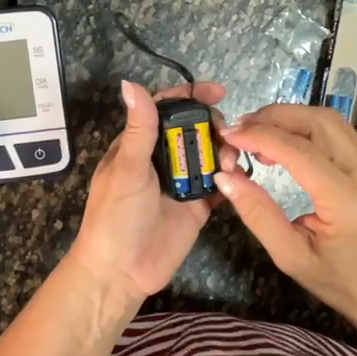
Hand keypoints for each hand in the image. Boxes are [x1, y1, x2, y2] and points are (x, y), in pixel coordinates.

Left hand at [66, 80, 234, 309]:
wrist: (120, 272)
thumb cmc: (115, 216)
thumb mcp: (127, 169)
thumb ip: (138, 128)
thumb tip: (130, 83)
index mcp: (139, 145)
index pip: (166, 109)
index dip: (190, 96)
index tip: (217, 91)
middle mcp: (162, 159)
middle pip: (194, 129)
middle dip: (214, 125)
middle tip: (227, 134)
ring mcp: (181, 182)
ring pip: (210, 155)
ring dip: (225, 152)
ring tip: (231, 162)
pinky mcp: (198, 206)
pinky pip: (221, 186)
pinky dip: (233, 179)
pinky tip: (241, 178)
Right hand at [214, 104, 356, 325]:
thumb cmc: (332, 278)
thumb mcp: (287, 254)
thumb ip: (257, 212)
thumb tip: (225, 175)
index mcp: (348, 204)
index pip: (301, 153)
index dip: (261, 137)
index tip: (229, 135)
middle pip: (319, 123)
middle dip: (275, 117)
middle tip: (240, 128)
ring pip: (328, 120)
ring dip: (289, 117)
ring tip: (256, 131)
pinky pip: (335, 131)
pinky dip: (303, 126)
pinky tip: (280, 140)